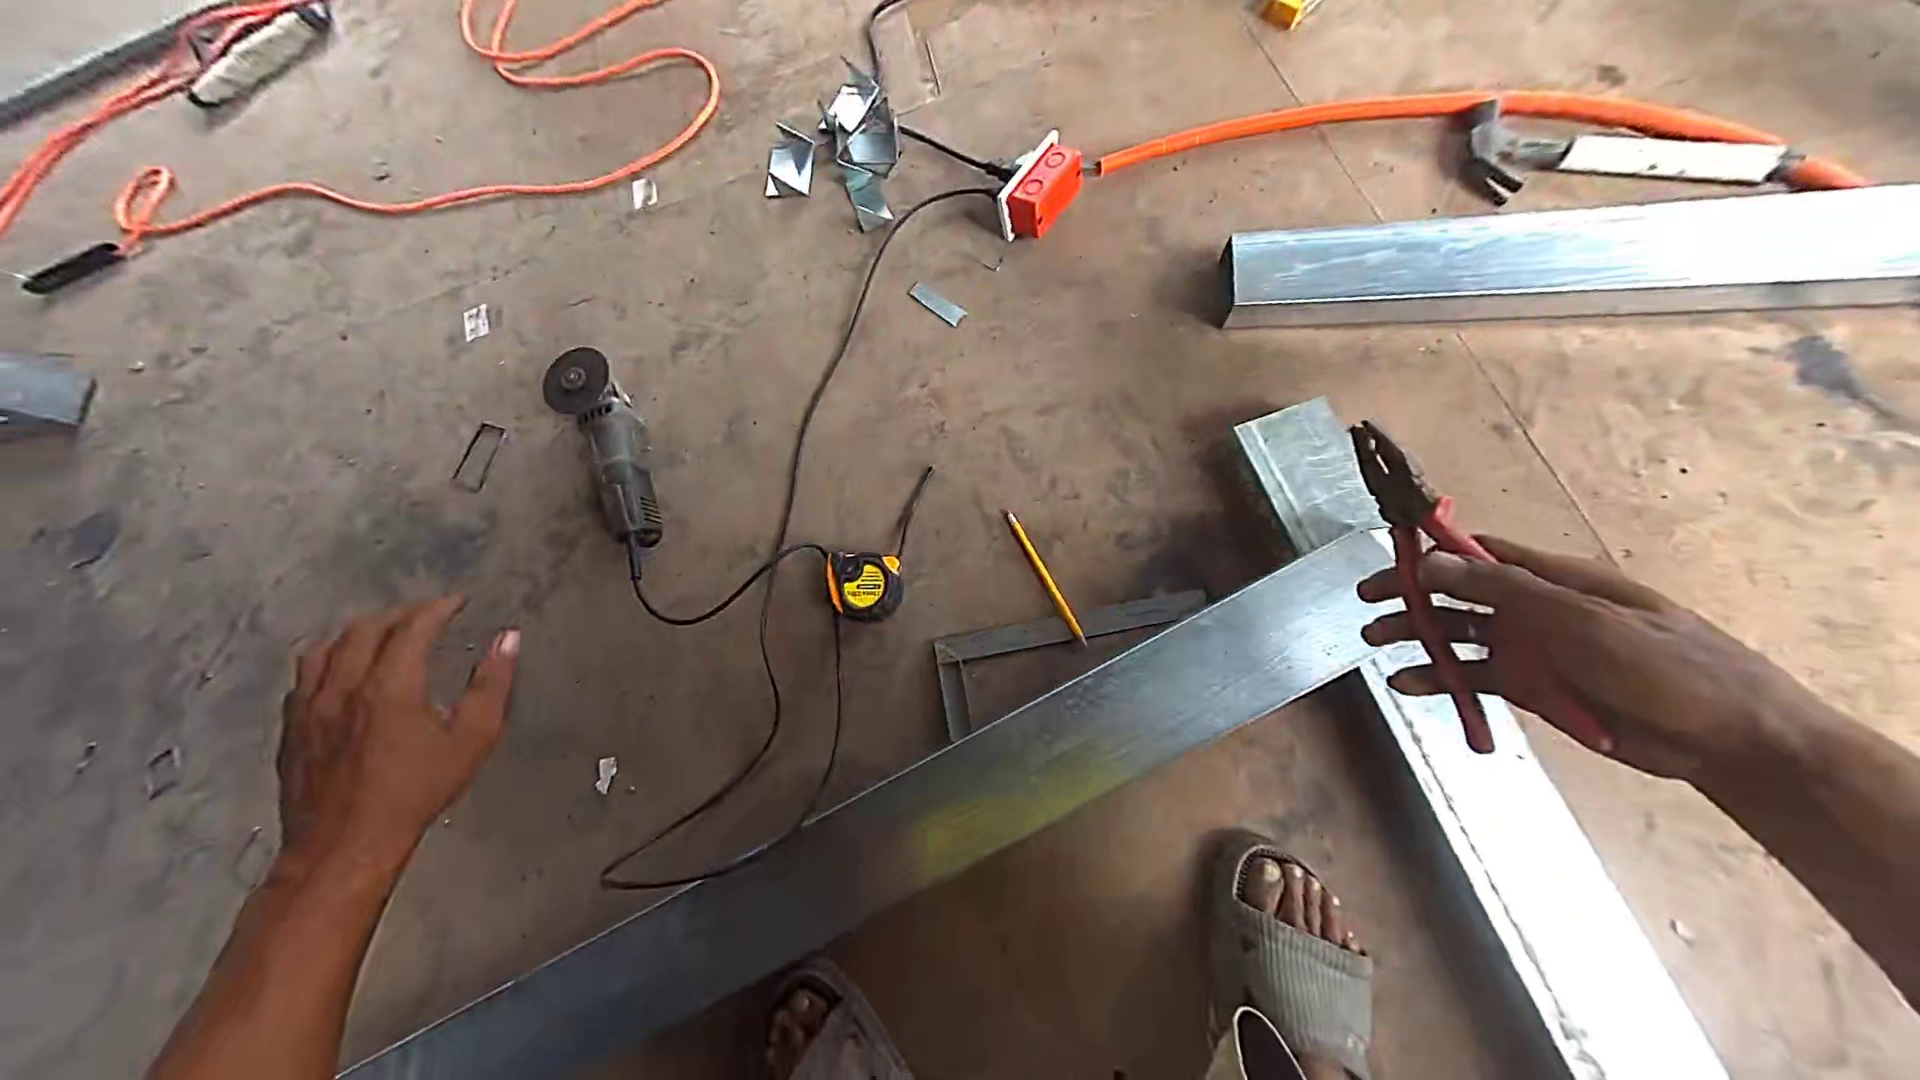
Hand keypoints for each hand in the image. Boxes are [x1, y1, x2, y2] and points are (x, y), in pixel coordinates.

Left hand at [277, 596, 519, 877]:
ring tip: (387, 631)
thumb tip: (508, 639)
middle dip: (402, 613)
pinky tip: (347, 667)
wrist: (346, 843)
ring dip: (360, 630)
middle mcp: (343, 688)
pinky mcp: (291, 726)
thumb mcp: (473, 738)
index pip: (412, 628)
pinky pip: (304, 674)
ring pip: (326, 646)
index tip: (459, 602)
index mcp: (390, 687)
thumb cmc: (419, 790)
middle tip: (430, 612)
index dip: (438, 608)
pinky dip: (331, 656)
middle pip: (365, 629)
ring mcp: (309, 707)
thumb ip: (492, 684)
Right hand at [1356, 536, 1814, 781]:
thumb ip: (1503, 590)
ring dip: (1414, 635)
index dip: (1433, 553)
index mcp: (1550, 579)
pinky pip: (1470, 677)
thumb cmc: (1665, 665)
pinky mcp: (1526, 687)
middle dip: (1410, 594)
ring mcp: (1527, 648)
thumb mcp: (1580, 619)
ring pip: (1455, 634)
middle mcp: (1531, 608)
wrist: (1729, 742)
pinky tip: (1409, 682)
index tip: (1391, 558)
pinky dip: (1438, 678)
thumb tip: (1432, 561)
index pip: (1478, 554)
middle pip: (1455, 593)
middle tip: (1367, 600)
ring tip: (1376, 640)